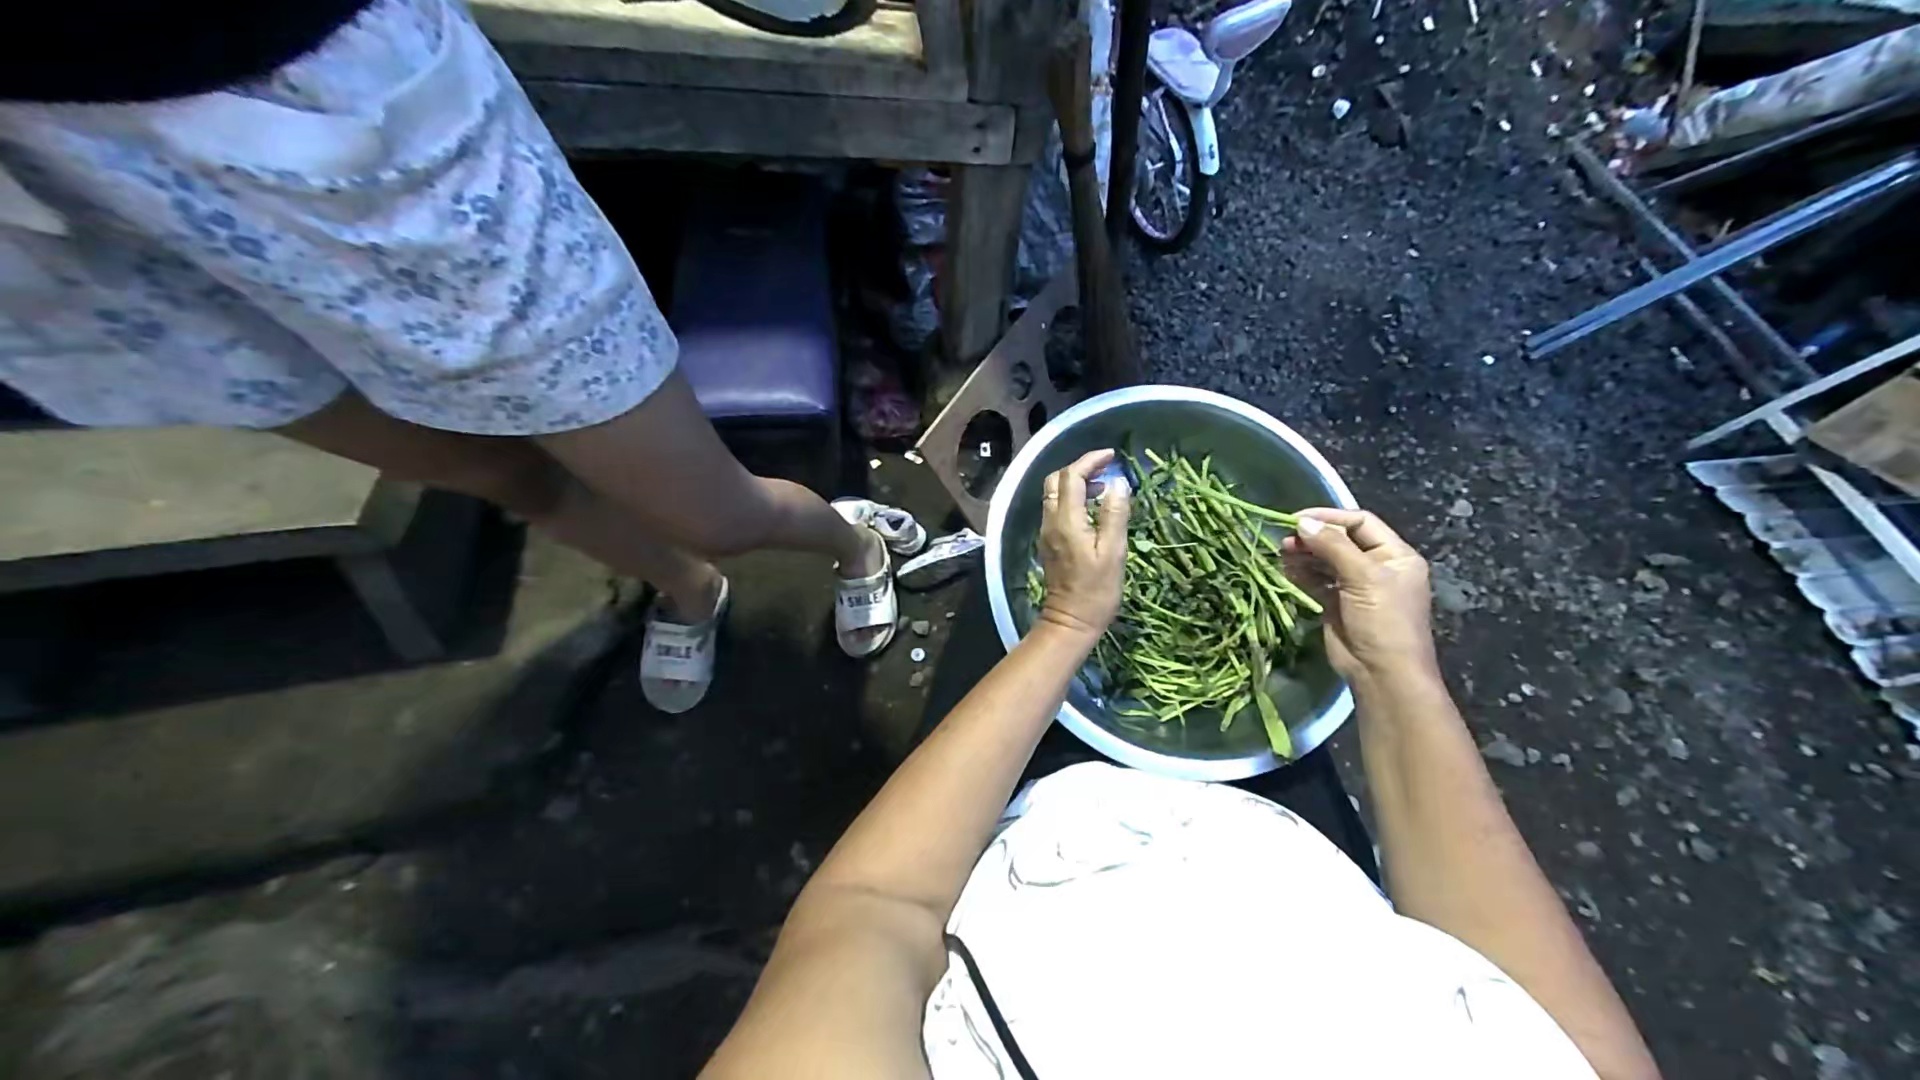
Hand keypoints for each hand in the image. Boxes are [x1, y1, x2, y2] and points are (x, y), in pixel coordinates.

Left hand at [1035, 448, 1130, 643]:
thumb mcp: (1114, 552)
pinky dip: (1072, 498)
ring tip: (1103, 487)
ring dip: (1075, 483)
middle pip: (1056, 480)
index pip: (1071, 477)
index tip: (1111, 456)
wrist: (1070, 620)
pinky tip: (1092, 508)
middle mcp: (1050, 521)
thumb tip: (1118, 483)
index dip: (1089, 460)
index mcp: (1066, 521)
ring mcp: (1047, 532)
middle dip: (1079, 468)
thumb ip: (1114, 514)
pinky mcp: (1049, 542)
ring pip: (1053, 494)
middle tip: (1106, 469)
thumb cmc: (1096, 590)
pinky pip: (1056, 509)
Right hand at [1281, 508, 1437, 683]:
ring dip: (1303, 554)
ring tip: (1282, 553)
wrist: (1382, 672)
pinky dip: (1300, 572)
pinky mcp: (1335, 602)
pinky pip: (1315, 580)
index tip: (1297, 519)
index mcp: (1394, 555)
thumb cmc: (1383, 621)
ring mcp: (1354, 585)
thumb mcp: (1364, 578)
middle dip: (1313, 537)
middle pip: (1339, 540)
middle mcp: (1376, 566)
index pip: (1360, 523)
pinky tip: (1286, 569)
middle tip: (1285, 540)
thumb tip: (1302, 522)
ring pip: (1324, 559)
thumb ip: (1333, 546)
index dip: (1330, 517)